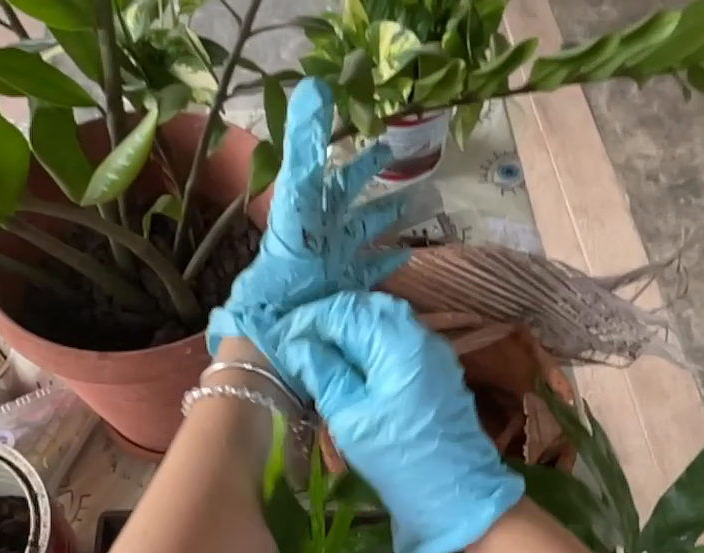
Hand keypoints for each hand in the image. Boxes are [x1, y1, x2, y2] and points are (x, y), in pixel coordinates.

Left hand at [206, 78, 407, 362]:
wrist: (278, 317)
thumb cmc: (286, 257)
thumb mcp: (297, 193)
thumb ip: (306, 143)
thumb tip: (317, 84)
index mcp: (315, 210)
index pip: (342, 178)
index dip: (364, 163)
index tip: (386, 144)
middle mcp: (329, 235)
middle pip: (362, 207)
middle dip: (386, 190)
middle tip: (417, 173)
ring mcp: (339, 264)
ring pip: (372, 236)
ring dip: (395, 221)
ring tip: (424, 207)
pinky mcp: (347, 291)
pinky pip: (372, 273)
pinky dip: (390, 263)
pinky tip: (407, 254)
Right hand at [271, 292, 521, 552]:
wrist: (455, 496)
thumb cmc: (399, 459)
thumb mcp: (350, 417)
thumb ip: (322, 372)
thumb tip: (295, 343)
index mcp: (398, 341)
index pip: (344, 309)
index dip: (307, 320)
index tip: (279, 339)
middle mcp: (419, 335)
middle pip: (364, 309)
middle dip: (326, 322)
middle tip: (294, 346)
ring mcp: (430, 353)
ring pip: (380, 325)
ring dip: (345, 335)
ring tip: (315, 357)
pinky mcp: (433, 372)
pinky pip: (393, 344)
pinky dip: (365, 348)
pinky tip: (345, 369)